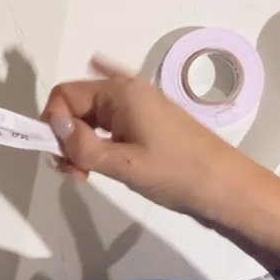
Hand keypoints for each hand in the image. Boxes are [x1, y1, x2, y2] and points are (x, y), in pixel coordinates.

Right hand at [43, 58, 257, 221]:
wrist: (227, 189)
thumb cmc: (176, 173)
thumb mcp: (123, 163)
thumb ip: (82, 145)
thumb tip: (53, 125)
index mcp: (120, 91)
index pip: (64, 95)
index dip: (54, 124)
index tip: (61, 157)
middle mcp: (127, 90)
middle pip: (76, 105)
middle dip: (66, 136)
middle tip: (75, 173)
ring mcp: (139, 107)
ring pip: (91, 118)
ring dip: (81, 144)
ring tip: (87, 175)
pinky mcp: (147, 124)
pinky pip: (110, 123)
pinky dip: (96, 133)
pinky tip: (90, 129)